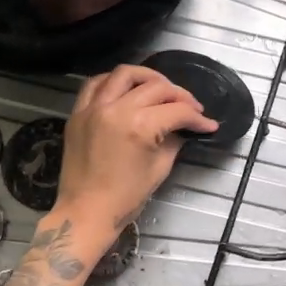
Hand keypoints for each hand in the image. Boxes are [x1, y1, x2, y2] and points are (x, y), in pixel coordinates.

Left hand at [0, 65, 215, 285]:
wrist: (86, 212)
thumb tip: (183, 127)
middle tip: (190, 107)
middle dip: (179, 95)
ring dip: (148, 77)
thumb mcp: (159, 169)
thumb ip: (173, 140)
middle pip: (156, 87)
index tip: (208, 124)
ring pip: (125, 74)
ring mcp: (94, 107)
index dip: (197, 118)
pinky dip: (113, 81)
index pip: (177, 111)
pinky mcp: (78, 112)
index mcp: (140, 126)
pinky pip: (96, 84)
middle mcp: (116, 109)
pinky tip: (126, 88)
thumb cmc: (126, 197)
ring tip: (160, 87)